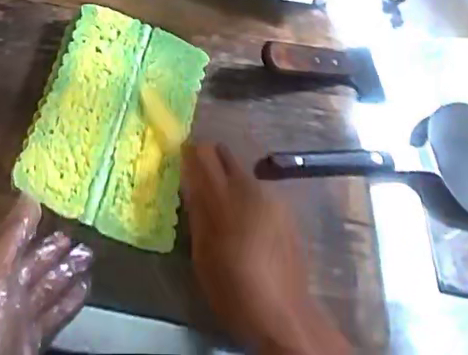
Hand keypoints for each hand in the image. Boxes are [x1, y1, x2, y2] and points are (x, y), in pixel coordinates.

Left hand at [0, 193, 92, 354]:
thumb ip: (11, 236)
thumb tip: (30, 192)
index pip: (18, 239)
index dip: (38, 222)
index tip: (62, 203)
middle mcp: (5, 291)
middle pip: (35, 263)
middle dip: (57, 247)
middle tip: (83, 229)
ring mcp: (18, 316)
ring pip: (48, 287)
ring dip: (68, 271)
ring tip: (90, 254)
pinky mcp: (31, 340)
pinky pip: (54, 315)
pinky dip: (70, 301)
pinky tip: (86, 287)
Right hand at [182, 143, 350, 354]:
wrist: (282, 314)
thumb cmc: (231, 288)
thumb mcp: (201, 252)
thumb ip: (196, 211)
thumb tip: (190, 183)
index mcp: (220, 194)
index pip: (201, 152)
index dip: (190, 154)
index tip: (182, 163)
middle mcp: (246, 186)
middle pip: (224, 154)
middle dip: (210, 161)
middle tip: (201, 183)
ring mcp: (268, 196)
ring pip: (242, 173)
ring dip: (230, 182)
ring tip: (226, 210)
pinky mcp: (285, 209)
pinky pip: (258, 191)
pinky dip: (248, 198)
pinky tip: (248, 225)